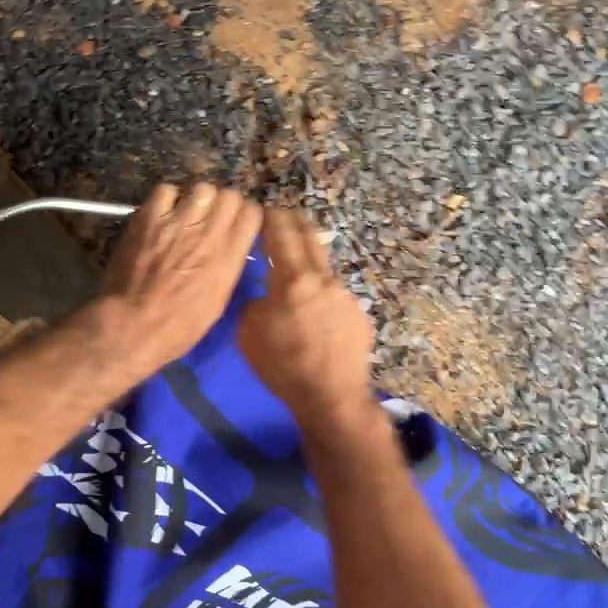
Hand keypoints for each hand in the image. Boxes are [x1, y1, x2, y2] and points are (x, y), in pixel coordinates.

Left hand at [86, 183, 262, 378]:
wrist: (132, 324)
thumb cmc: (177, 327)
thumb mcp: (217, 303)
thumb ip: (226, 268)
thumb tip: (227, 251)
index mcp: (228, 257)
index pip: (252, 213)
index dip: (245, 216)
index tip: (236, 224)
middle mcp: (208, 233)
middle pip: (229, 195)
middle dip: (224, 204)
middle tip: (211, 218)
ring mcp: (178, 222)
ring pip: (202, 188)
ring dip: (197, 199)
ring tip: (186, 214)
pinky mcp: (148, 218)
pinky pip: (166, 190)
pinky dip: (167, 199)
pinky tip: (162, 214)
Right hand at [239, 209, 374, 422]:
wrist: (332, 397)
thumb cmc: (283, 366)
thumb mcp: (248, 334)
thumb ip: (255, 305)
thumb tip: (266, 298)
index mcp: (293, 282)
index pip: (282, 236)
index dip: (272, 218)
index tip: (263, 210)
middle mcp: (323, 280)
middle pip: (310, 238)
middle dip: (295, 223)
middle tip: (283, 215)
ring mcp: (345, 296)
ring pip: (323, 268)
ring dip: (308, 261)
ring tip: (294, 268)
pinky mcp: (358, 315)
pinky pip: (333, 295)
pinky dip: (320, 294)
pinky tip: (313, 314)